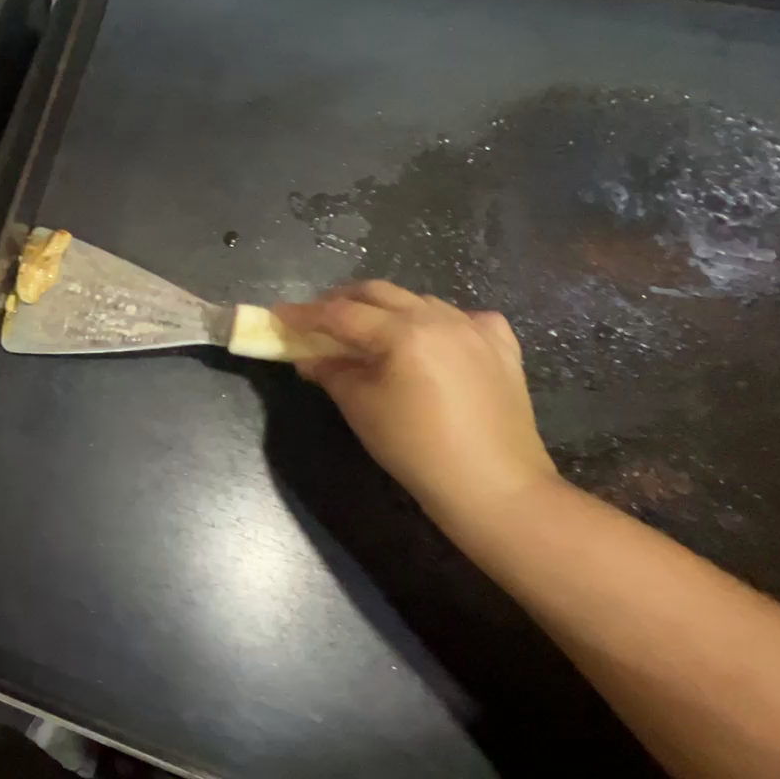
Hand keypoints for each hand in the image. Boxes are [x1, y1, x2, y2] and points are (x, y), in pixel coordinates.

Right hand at [273, 281, 559, 531]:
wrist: (494, 486)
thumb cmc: (415, 448)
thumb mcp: (360, 407)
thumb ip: (331, 371)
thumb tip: (309, 357)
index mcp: (402, 333)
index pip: (340, 313)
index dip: (304, 313)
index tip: (278, 314)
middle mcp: (439, 319)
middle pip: (378, 293)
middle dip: (342, 301)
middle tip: (316, 319)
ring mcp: (475, 330)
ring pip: (418, 301)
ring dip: (385, 309)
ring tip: (367, 330)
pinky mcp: (501, 348)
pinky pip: (464, 318)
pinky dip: (437, 321)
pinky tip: (430, 338)